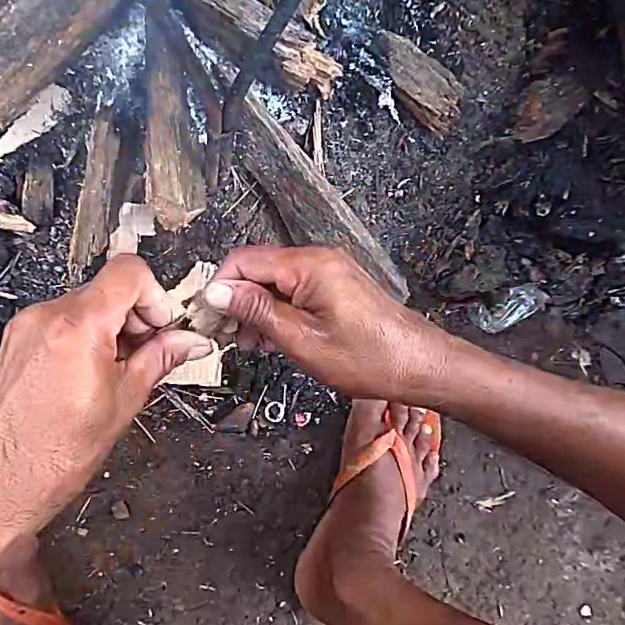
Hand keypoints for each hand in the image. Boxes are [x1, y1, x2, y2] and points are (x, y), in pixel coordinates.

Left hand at [0, 255, 214, 531]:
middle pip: (112, 288)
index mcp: (78, 326)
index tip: (164, 326)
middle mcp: (47, 316)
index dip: (157, 297)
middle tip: (150, 353)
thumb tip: (188, 342)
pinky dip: (91, 336)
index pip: (130, 271)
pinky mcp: (20, 339)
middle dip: (139, 317)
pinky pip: (68, 320)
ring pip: (92, 304)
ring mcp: (29, 326)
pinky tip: (96, 373)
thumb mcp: (126, 400)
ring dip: (116, 329)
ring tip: (120, 370)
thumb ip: (161, 358)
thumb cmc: (51, 454)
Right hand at [204, 245, 452, 401]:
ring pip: (276, 281)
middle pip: (259, 269)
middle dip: (236, 300)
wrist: (418, 363)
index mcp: (310, 267)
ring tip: (249, 343)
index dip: (219, 287)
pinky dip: (279, 311)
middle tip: (224, 335)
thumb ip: (258, 312)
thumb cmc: (371, 358)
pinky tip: (272, 338)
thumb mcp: (303, 340)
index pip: (244, 260)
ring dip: (256, 309)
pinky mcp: (337, 286)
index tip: (206, 316)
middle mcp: (320, 261)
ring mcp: (330, 272)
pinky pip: (296, 290)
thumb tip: (219, 292)